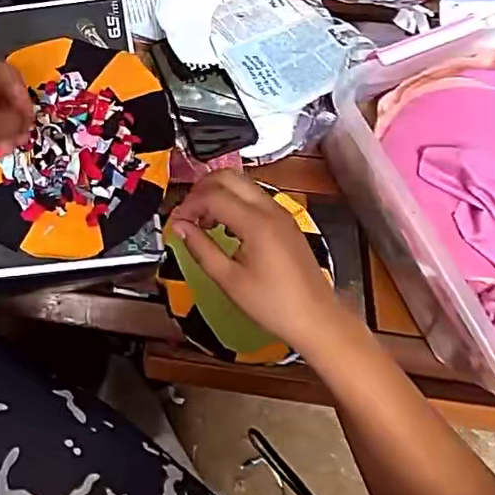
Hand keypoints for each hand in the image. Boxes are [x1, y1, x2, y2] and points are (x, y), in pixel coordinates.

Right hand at [170, 172, 356, 359]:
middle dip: (202, 189)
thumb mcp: (229, 281)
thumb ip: (201, 249)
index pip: (213, 195)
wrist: (316, 318)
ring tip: (204, 221)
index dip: (189, 204)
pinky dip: (234, 200)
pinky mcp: (285, 220)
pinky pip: (254, 195)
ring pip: (242, 182)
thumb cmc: (274, 305)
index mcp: (256, 223)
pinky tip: (225, 225)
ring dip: (218, 193)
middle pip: (228, 176)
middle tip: (188, 213)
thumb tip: (181, 227)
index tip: (177, 221)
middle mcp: (270, 209)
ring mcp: (280, 212)